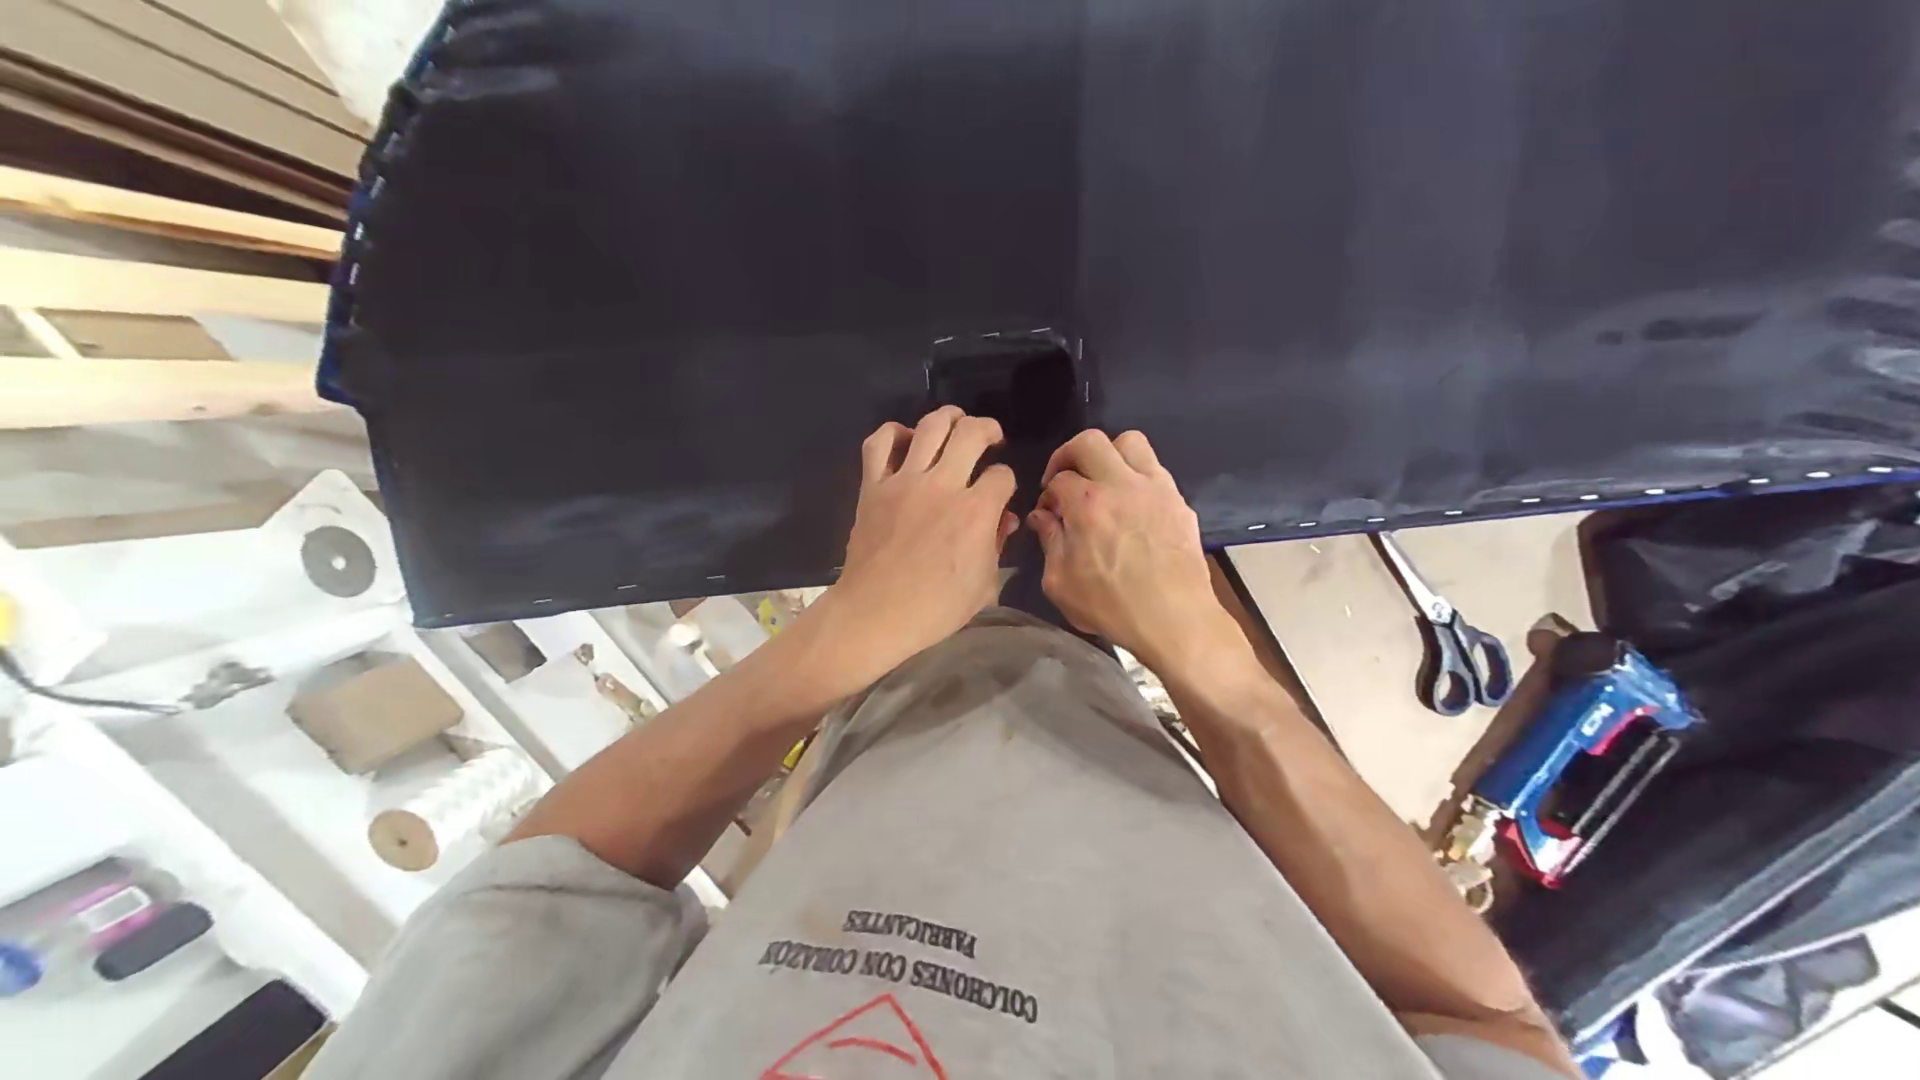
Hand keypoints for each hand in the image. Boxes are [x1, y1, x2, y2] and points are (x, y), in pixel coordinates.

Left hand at [809, 407, 1018, 682]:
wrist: (875, 614)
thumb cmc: (935, 608)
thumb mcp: (984, 585)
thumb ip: (997, 545)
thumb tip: (1004, 519)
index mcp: (975, 511)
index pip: (1002, 475)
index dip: (1006, 481)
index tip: (1001, 492)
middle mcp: (942, 485)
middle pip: (971, 433)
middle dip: (988, 429)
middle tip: (991, 437)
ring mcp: (904, 482)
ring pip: (930, 427)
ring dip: (949, 417)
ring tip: (956, 422)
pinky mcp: (873, 486)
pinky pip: (879, 444)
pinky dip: (894, 432)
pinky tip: (906, 438)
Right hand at [1028, 429, 1238, 670]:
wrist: (1175, 619)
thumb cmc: (1111, 606)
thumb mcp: (1060, 582)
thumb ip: (1049, 542)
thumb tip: (1042, 517)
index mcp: (1087, 503)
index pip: (1058, 478)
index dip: (1047, 493)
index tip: (1049, 513)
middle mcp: (1122, 484)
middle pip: (1090, 441)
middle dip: (1068, 454)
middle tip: (1065, 477)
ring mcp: (1156, 489)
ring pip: (1130, 442)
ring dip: (1109, 453)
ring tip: (1102, 479)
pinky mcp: (1179, 501)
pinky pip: (1155, 469)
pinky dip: (1137, 475)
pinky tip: (1131, 503)